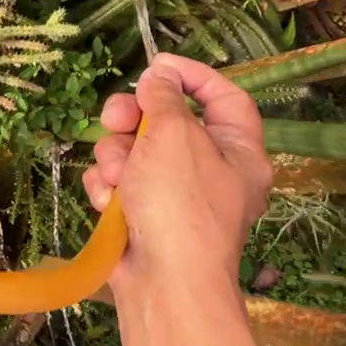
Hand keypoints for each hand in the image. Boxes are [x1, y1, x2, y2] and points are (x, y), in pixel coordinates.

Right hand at [82, 53, 271, 294]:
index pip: (225, 97)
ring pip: (132, 148)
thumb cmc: (180, 202)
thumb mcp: (174, 135)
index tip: (156, 64)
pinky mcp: (142, 210)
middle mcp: (209, 169)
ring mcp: (173, 192)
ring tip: (115, 179)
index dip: (193, 74)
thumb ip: (164, 97)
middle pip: (165, 119)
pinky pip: (118, 179)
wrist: (164, 280)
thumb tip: (159, 77)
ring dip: (113, 157)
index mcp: (237, 151)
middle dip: (130, 118)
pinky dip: (108, 186)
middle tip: (114, 121)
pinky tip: (108, 201)